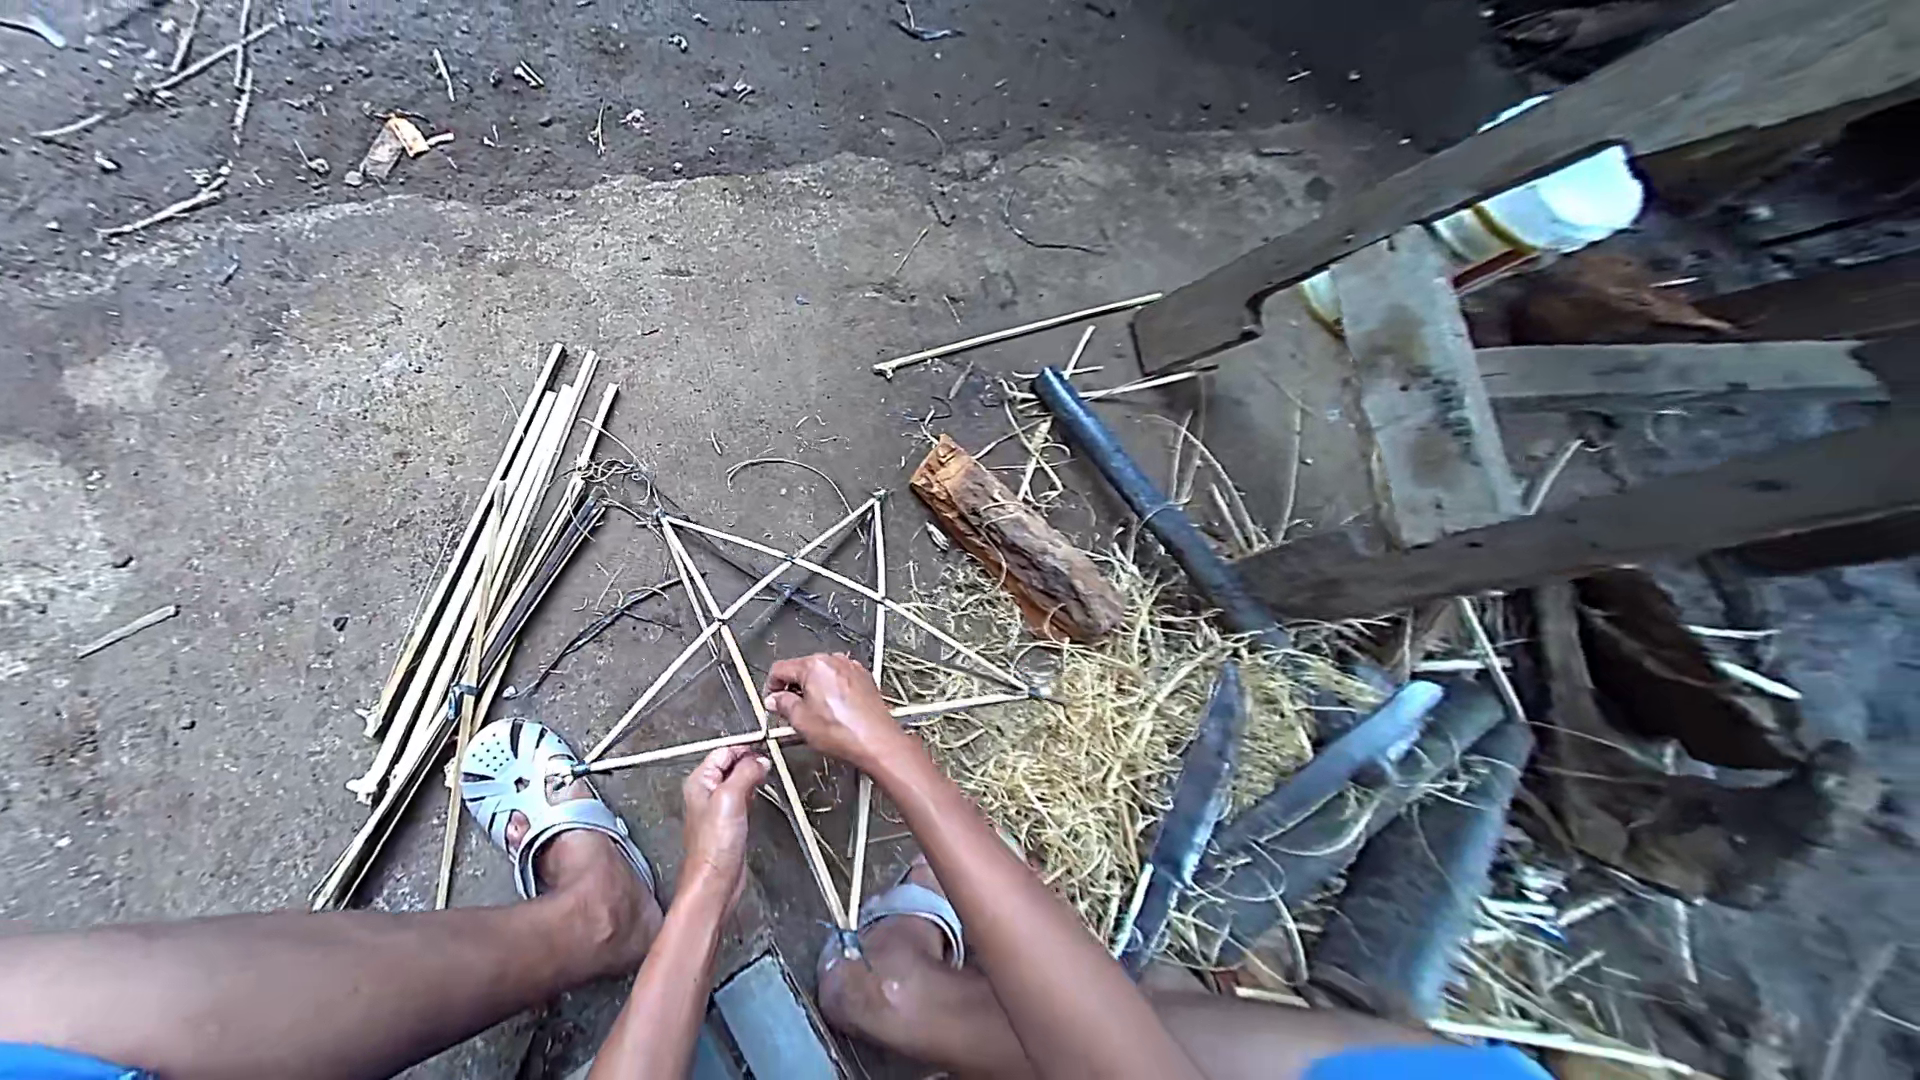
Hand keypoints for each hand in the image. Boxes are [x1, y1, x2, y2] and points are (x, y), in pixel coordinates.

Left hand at [680, 745, 768, 911]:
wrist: (715, 882)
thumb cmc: (713, 847)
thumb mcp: (730, 797)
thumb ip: (745, 772)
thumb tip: (760, 759)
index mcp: (700, 781)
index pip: (725, 750)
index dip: (746, 748)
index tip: (765, 751)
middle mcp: (706, 792)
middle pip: (732, 763)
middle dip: (751, 761)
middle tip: (768, 764)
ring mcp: (718, 806)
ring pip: (740, 779)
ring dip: (754, 776)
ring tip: (766, 776)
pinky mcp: (730, 820)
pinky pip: (745, 795)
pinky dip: (755, 792)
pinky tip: (760, 795)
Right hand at [762, 653, 912, 772]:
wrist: (876, 740)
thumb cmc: (844, 731)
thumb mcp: (801, 720)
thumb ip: (782, 704)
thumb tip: (775, 699)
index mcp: (814, 666)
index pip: (781, 668)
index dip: (771, 686)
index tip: (771, 699)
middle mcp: (834, 661)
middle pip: (802, 668)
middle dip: (793, 687)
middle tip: (789, 710)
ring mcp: (851, 667)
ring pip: (821, 673)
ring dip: (812, 688)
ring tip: (813, 713)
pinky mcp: (863, 677)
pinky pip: (839, 678)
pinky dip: (831, 690)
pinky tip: (832, 711)